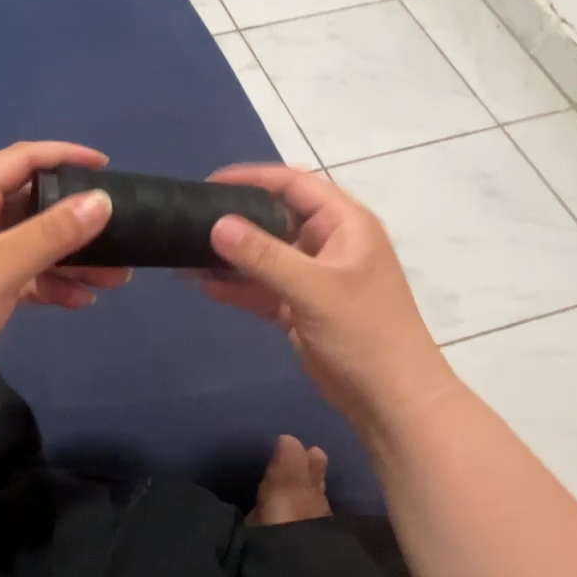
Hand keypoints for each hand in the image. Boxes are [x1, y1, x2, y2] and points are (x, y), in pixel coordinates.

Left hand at [0, 142, 127, 394]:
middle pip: (32, 203)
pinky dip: (50, 283)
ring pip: (32, 243)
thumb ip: (53, 232)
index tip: (107, 167)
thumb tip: (102, 199)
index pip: (23, 159)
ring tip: (115, 276)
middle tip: (119, 233)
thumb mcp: (2, 266)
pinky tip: (81, 300)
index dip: (65, 157)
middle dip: (76, 219)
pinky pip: (23, 273)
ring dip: (71, 257)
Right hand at [199, 165, 456, 427]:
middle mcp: (328, 244)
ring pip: (264, 255)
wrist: (391, 399)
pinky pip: (261, 287)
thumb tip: (217, 225)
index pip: (294, 185)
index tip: (208, 184)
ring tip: (184, 256)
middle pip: (274, 218)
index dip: (253, 178)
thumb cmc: (364, 334)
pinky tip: (203, 284)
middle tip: (190, 221)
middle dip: (235, 220)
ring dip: (229, 257)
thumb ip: (264, 256)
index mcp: (345, 225)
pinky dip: (236, 286)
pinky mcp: (299, 307)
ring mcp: (313, 277)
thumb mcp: (313, 289)